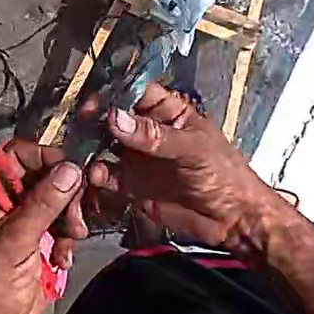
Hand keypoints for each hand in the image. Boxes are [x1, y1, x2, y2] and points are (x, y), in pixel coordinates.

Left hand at [0, 143, 85, 313]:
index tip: (68, 169)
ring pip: (57, 199)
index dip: (42, 155)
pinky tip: (62, 258)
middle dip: (64, 192)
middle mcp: (4, 202)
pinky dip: (67, 238)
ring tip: (71, 239)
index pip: (14, 155)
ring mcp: (23, 222)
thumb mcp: (15, 244)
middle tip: (74, 216)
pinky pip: (62, 224)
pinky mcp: (39, 241)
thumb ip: (43, 204)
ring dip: (69, 217)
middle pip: (43, 174)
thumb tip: (71, 169)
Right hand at [80, 82, 290, 251]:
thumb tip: (116, 118)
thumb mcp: (193, 148)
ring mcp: (138, 158)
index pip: (135, 93)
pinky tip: (95, 175)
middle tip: (80, 126)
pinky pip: (107, 176)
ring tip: (82, 152)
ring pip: (104, 145)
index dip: (113, 94)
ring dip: (91, 147)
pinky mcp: (132, 184)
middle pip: (113, 117)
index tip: (94, 101)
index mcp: (168, 113)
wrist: (233, 220)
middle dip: (94, 120)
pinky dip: (96, 175)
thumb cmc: (224, 175)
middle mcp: (148, 131)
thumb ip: (153, 136)